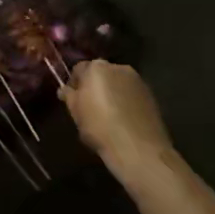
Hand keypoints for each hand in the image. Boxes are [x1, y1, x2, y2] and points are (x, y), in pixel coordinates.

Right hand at [59, 60, 174, 182]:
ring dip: (111, 93)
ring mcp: (137, 79)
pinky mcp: (149, 93)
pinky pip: (131, 93)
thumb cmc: (100, 127)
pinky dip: (125, 100)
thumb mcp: (76, 113)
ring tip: (108, 115)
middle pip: (100, 73)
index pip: (80, 69)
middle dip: (94, 86)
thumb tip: (64, 90)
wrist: (138, 147)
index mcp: (97, 68)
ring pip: (117, 83)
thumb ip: (69, 96)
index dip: (74, 84)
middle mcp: (118, 67)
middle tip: (89, 107)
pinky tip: (123, 119)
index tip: (72, 99)